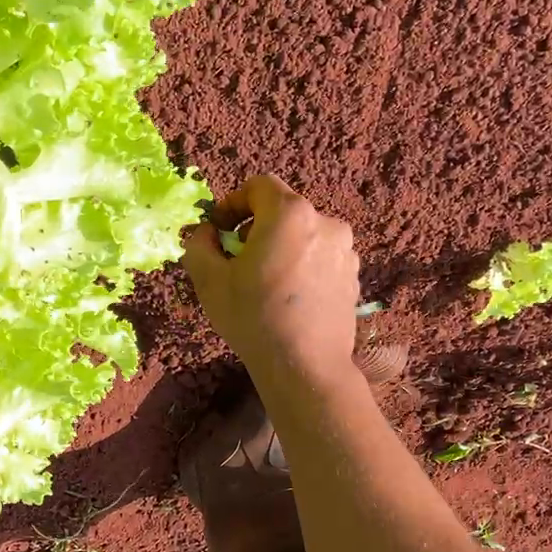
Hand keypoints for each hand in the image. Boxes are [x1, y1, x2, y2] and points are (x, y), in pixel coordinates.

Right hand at [180, 175, 361, 396]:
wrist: (304, 364)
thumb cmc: (252, 317)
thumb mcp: (209, 281)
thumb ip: (199, 246)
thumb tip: (205, 233)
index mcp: (289, 214)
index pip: (258, 186)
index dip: (232, 203)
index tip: (217, 231)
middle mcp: (325, 221)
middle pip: (282, 210)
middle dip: (254, 229)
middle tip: (235, 262)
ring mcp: (344, 249)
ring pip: (302, 236)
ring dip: (279, 248)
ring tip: (263, 284)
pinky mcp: (352, 274)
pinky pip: (319, 258)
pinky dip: (300, 267)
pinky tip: (287, 299)